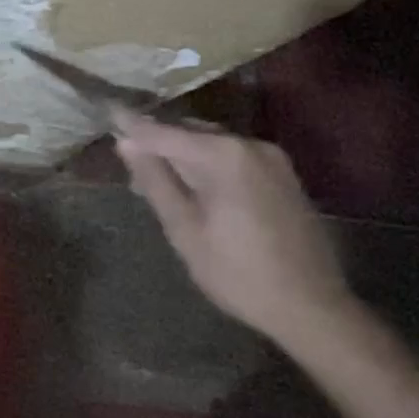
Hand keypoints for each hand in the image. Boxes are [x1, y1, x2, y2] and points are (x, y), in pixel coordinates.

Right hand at [112, 112, 353, 342]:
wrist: (312, 307)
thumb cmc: (239, 273)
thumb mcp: (185, 230)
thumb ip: (155, 181)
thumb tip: (126, 143)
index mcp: (224, 155)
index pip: (164, 132)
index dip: (131, 125)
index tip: (106, 110)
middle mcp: (250, 145)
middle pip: (190, 133)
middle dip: (158, 142)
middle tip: (127, 161)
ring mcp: (271, 159)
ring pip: (212, 145)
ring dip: (182, 156)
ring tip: (155, 178)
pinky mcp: (282, 175)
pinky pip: (233, 158)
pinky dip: (208, 165)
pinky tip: (193, 188)